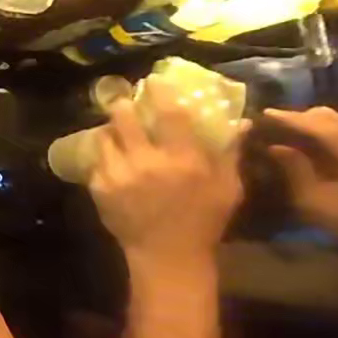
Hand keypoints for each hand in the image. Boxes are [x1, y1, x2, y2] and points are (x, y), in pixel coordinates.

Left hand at [87, 92, 244, 273]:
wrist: (167, 256)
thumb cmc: (203, 221)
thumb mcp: (227, 187)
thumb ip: (230, 151)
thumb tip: (241, 122)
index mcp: (182, 159)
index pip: (168, 113)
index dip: (159, 91)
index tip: (153, 80)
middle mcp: (147, 162)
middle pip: (122, 116)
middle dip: (122, 105)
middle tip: (126, 104)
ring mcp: (119, 174)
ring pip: (104, 135)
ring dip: (111, 131)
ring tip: (118, 133)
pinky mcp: (100, 186)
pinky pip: (96, 159)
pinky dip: (104, 156)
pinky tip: (113, 159)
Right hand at [263, 107, 337, 274]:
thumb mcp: (315, 204)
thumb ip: (296, 171)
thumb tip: (275, 146)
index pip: (328, 129)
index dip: (295, 119)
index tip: (267, 114)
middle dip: (303, 117)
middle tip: (275, 121)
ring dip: (315, 124)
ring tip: (288, 128)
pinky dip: (327, 133)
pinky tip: (310, 140)